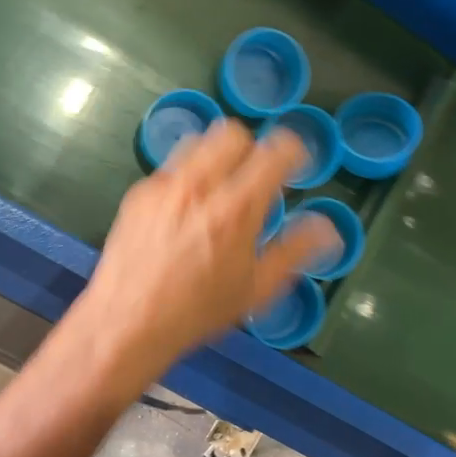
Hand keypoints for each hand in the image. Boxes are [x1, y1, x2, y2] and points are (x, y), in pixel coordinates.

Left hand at [69, 120, 339, 379]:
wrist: (127, 322)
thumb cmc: (198, 312)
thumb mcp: (255, 290)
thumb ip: (295, 251)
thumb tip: (328, 229)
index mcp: (237, 208)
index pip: (276, 151)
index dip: (293, 152)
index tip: (295, 168)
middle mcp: (200, 185)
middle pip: (233, 134)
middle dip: (250, 150)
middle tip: (253, 179)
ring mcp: (164, 186)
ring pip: (198, 142)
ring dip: (215, 157)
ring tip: (217, 190)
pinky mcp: (138, 193)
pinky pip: (170, 169)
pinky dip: (185, 179)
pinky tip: (183, 212)